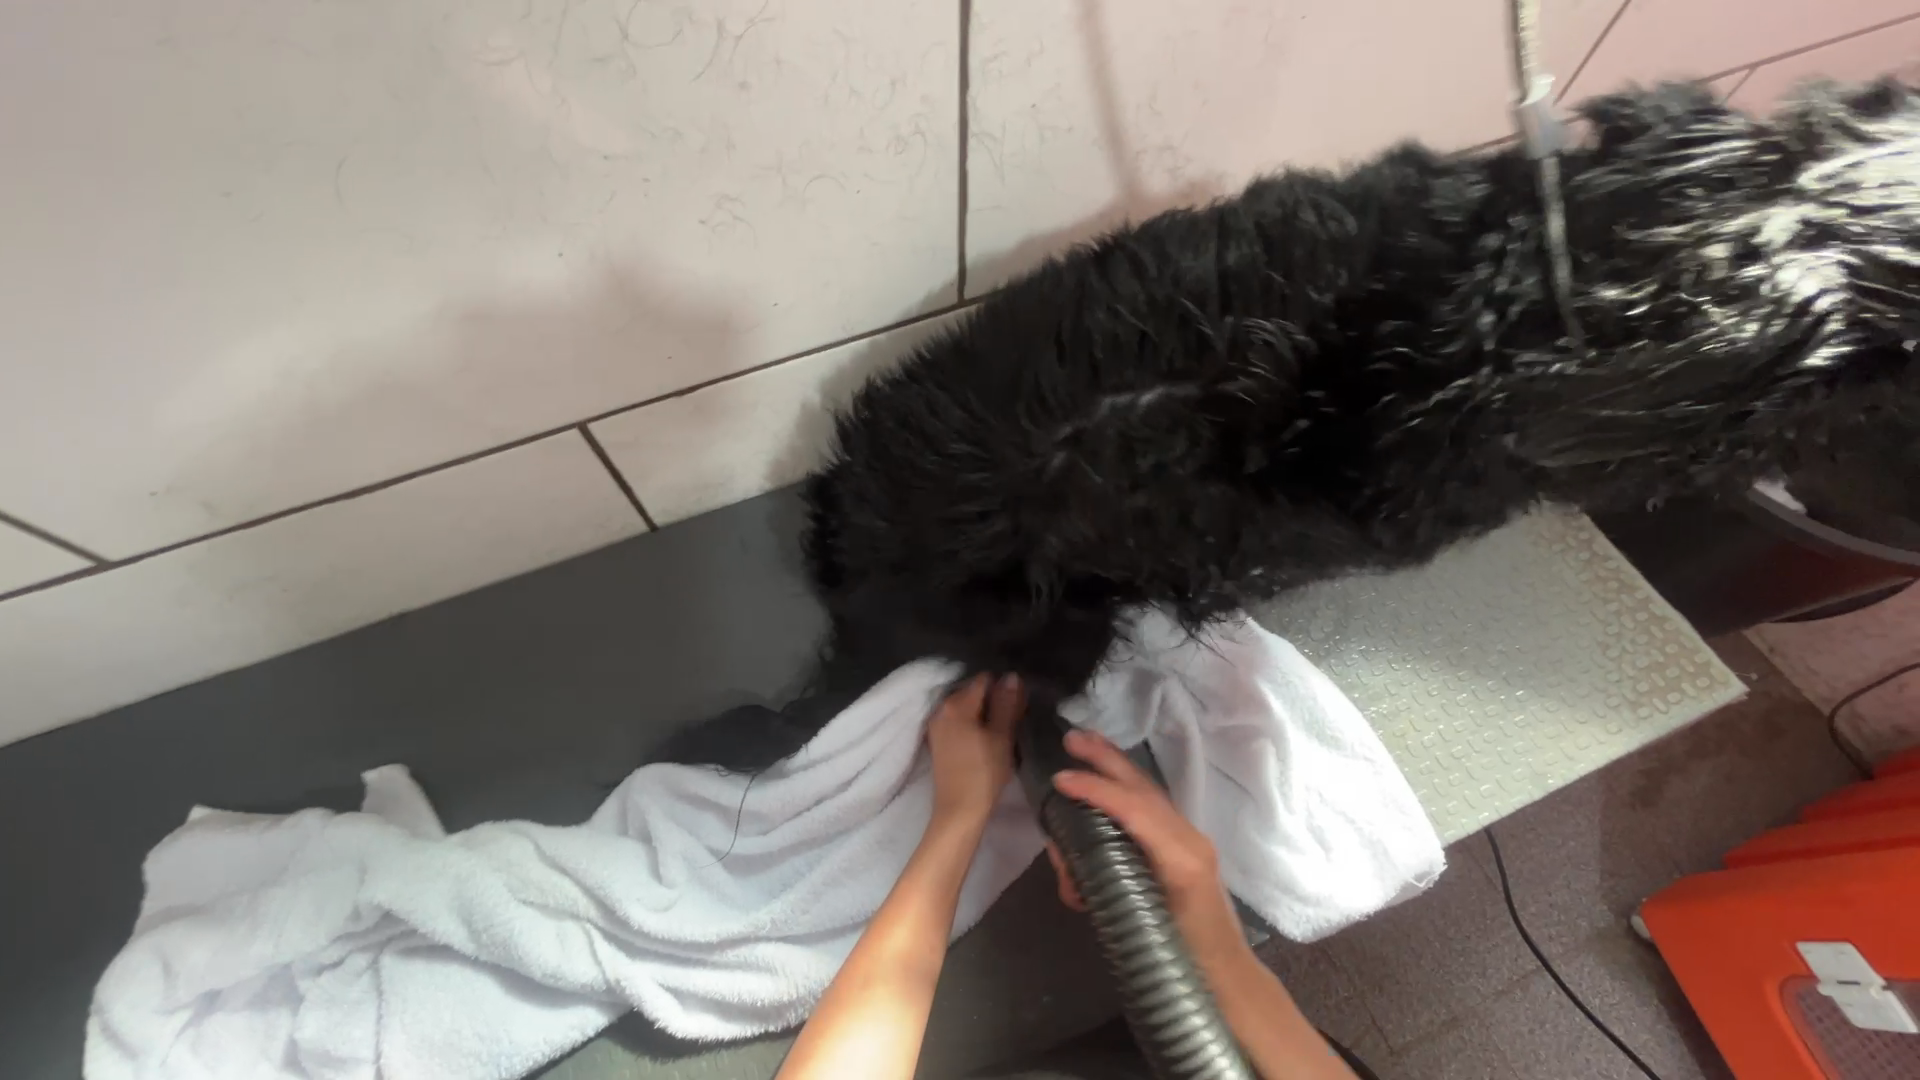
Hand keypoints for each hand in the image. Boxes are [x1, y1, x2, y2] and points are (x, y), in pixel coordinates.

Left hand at [925, 674, 1022, 827]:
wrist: (959, 811)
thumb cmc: (984, 773)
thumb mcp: (1001, 736)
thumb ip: (1006, 703)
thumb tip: (1011, 676)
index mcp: (956, 703)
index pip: (984, 679)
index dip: (1004, 687)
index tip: (1019, 702)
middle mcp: (941, 708)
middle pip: (973, 691)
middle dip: (994, 699)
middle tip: (1015, 717)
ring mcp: (937, 725)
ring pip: (966, 706)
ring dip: (984, 712)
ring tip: (1003, 728)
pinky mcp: (938, 740)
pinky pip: (959, 720)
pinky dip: (973, 723)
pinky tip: (987, 738)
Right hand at [1046, 730, 1247, 968]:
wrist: (1228, 978)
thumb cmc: (1185, 962)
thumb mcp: (1140, 927)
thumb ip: (1102, 892)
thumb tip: (1067, 868)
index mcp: (1182, 857)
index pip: (1135, 809)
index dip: (1097, 790)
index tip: (1061, 780)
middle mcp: (1188, 838)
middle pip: (1143, 787)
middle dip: (1106, 758)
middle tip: (1071, 738)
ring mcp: (1189, 838)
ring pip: (1147, 790)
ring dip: (1114, 765)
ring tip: (1086, 745)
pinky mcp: (1183, 844)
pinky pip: (1151, 805)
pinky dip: (1126, 786)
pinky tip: (1107, 779)